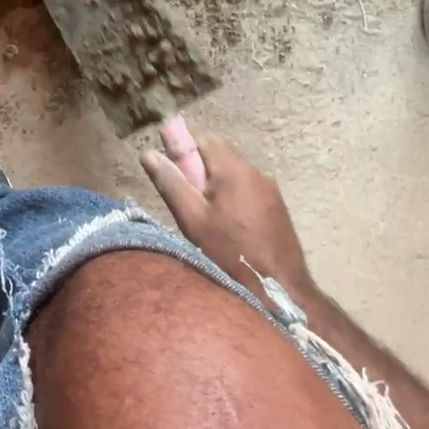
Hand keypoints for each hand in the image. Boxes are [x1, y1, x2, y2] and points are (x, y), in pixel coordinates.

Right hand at [143, 137, 312, 294]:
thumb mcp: (192, 219)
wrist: (280, 289)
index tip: (177, 174)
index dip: (186, 150)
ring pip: (236, 174)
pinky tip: (233, 227)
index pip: (204, 138)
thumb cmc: (230, 253)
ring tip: (211, 218)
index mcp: (233, 170)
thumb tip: (148, 153)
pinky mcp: (279, 207)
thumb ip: (170, 183)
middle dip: (202, 170)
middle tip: (192, 201)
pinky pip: (250, 189)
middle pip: (221, 155)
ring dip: (220, 185)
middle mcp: (255, 172)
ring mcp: (271, 190)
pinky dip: (236, 198)